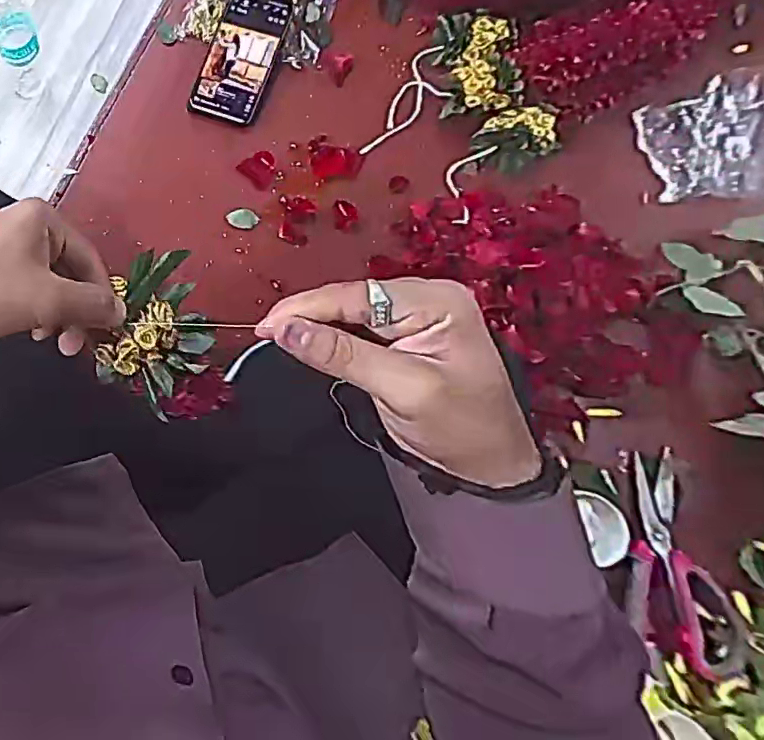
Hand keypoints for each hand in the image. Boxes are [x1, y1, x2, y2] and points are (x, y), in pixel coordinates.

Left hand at [0, 199, 124, 354]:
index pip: (89, 257)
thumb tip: (121, 311)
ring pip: (49, 281)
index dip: (102, 295)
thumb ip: (91, 305)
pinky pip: (26, 285)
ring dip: (56, 313)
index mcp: (41, 217)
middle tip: (75, 344)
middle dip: (76, 309)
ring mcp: (3, 242)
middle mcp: (24, 223)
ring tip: (49, 339)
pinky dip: (35, 309)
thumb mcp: (47, 300)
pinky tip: (29, 329)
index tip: (107, 329)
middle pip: (69, 270)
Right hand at [256, 278, 541, 489]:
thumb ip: (342, 355)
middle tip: (267, 332)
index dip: (307, 307)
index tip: (267, 325)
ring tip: (279, 334)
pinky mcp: (408, 331)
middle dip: (308, 314)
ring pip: (351, 310)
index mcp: (437, 300)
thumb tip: (285, 330)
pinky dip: (331, 334)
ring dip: (316, 323)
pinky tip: (308, 339)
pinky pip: (360, 325)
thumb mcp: (402, 390)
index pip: (358, 295)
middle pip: (352, 298)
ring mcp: (419, 312)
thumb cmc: (462, 431)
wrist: (496, 467)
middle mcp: (428, 296)